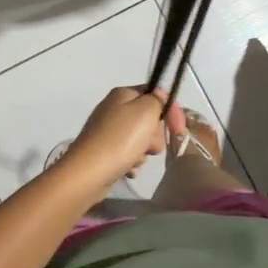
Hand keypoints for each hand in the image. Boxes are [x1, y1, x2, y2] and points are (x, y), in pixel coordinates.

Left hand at [61, 87, 185, 182]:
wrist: (88, 173)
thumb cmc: (120, 140)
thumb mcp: (145, 112)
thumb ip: (157, 100)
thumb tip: (159, 96)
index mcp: (123, 94)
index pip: (156, 94)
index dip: (171, 111)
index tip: (179, 131)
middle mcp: (114, 109)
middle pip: (149, 119)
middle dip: (154, 136)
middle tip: (147, 145)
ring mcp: (108, 131)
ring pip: (141, 140)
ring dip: (142, 152)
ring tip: (133, 158)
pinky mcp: (105, 152)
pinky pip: (128, 155)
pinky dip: (131, 163)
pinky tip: (126, 169)